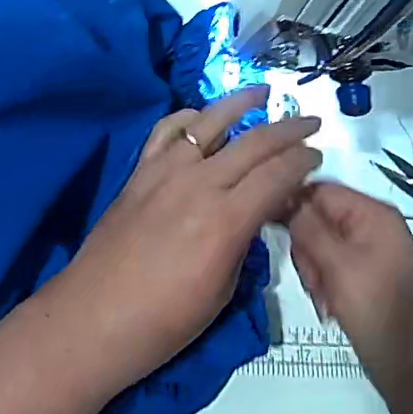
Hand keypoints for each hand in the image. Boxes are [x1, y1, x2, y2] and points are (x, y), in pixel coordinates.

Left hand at [39, 87, 321, 395]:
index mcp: (225, 219)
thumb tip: (253, 212)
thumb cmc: (164, 321)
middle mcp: (199, 183)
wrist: (95, 315)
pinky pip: (167, 131)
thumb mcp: (222, 290)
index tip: (316, 154)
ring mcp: (166, 170)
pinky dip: (188, 117)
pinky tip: (201, 115)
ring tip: (262, 92)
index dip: (302, 161)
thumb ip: (242, 241)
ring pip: (209, 122)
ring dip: (240, 103)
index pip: (277, 175)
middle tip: (310, 122)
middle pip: (253, 143)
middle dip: (288, 129)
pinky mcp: (141, 170)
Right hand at [286, 182, 412, 388]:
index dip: (292, 205)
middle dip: (306, 246)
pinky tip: (331, 304)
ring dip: (314, 268)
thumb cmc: (380, 314)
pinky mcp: (368, 274)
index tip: (274, 230)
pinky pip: (333, 263)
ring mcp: (372, 250)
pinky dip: (325, 281)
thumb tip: (281, 196)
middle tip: (313, 277)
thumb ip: (307, 226)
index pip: (319, 189)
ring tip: (324, 296)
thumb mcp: (337, 265)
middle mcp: (374, 225)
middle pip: (318, 216)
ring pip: (321, 242)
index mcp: (373, 213)